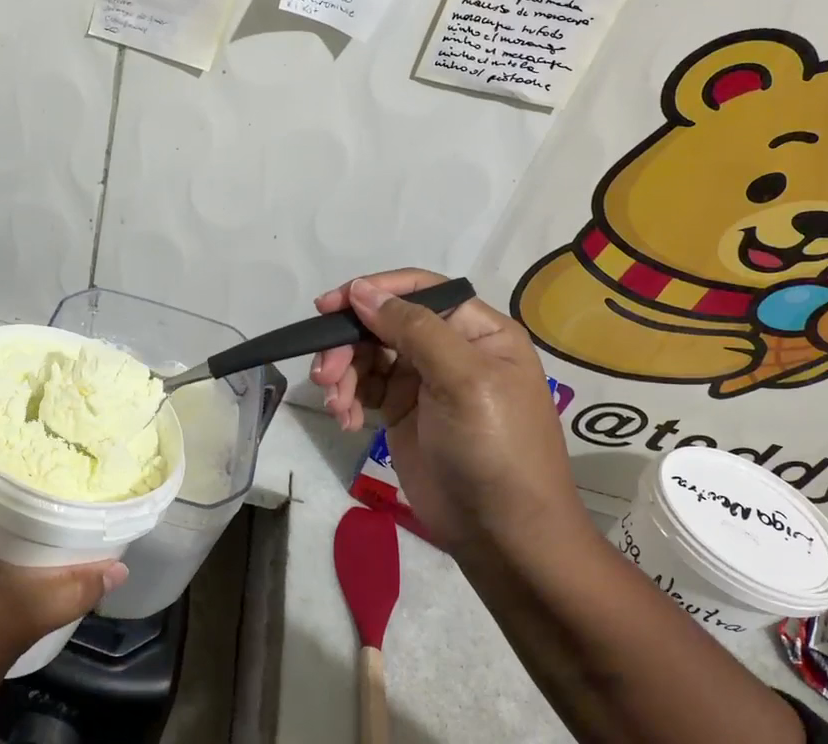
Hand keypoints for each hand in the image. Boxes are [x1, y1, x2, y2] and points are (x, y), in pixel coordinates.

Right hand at [310, 269, 582, 554]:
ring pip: (366, 354)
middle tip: (324, 374)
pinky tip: (346, 419)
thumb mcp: (463, 381)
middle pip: (382, 322)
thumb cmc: (495, 450)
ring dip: (342, 373)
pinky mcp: (402, 412)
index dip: (372, 291)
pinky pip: (363, 387)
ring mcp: (424, 382)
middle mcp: (449, 349)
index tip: (328, 307)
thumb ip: (413, 329)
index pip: (418, 289)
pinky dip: (348, 398)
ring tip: (335, 403)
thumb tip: (361, 290)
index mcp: (478, 331)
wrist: (504, 536)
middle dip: (348, 343)